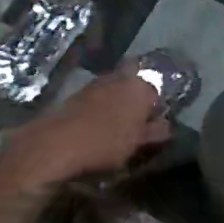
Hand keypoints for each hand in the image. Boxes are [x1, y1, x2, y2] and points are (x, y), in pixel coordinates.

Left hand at [0, 71, 171, 186]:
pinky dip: (101, 109)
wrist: (56, 145)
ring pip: (115, 89)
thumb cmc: (105, 144)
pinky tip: (97, 126)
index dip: (158, 110)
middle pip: (135, 85)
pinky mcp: (75, 93)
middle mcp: (118, 77)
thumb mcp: (137, 144)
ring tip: (117, 127)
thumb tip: (167, 126)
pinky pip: (97, 98)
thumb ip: (156, 132)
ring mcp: (94, 83)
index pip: (158, 93)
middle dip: (138, 101)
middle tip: (137, 125)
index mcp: (140, 87)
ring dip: (118, 103)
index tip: (155, 127)